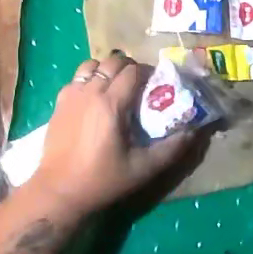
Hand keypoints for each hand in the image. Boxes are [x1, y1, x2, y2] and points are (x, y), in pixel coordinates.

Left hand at [25, 52, 196, 218]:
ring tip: (116, 86)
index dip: (148, 73)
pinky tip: (94, 98)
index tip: (156, 85)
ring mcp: (71, 95)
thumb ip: (171, 148)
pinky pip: (76, 78)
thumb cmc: (103, 180)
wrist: (59, 191)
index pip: (133, 71)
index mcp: (111, 104)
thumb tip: (193, 132)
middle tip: (140, 84)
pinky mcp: (59, 103)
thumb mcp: (143, 168)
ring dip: (107, 69)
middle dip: (129, 67)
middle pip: (113, 61)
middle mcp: (90, 92)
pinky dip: (89, 79)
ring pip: (91, 64)